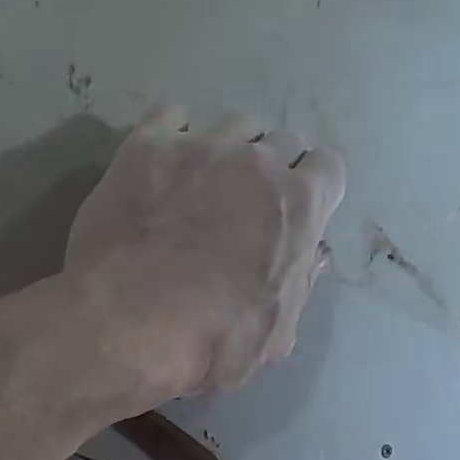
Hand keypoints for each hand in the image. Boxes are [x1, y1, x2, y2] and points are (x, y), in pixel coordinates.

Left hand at [65, 104, 345, 398]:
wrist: (130, 325)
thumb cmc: (216, 341)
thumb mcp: (277, 335)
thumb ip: (301, 285)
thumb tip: (315, 255)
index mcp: (299, 205)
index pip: (329, 169)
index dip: (316, 192)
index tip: (298, 216)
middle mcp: (257, 161)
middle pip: (282, 143)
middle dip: (274, 172)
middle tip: (248, 210)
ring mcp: (201, 147)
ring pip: (232, 128)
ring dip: (229, 154)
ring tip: (204, 190)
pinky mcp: (146, 145)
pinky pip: (171, 117)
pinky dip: (174, 138)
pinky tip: (163, 169)